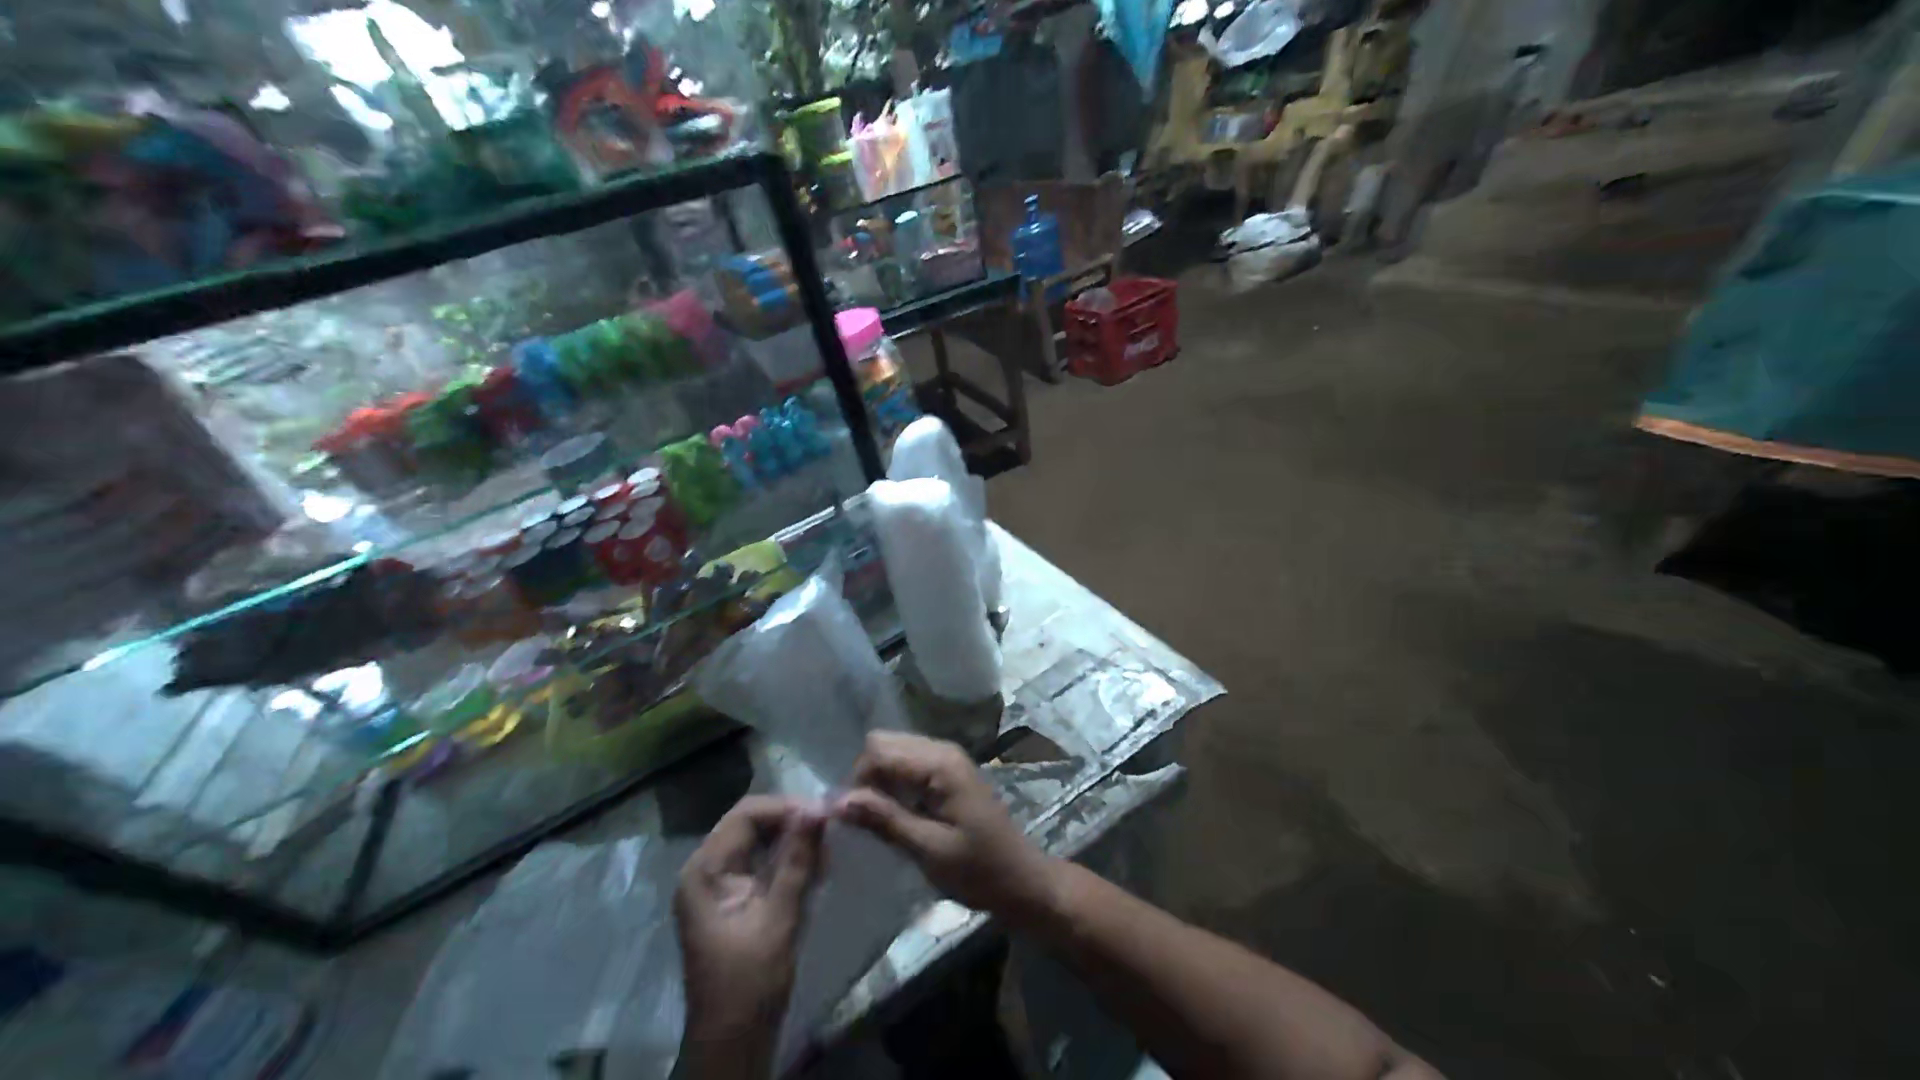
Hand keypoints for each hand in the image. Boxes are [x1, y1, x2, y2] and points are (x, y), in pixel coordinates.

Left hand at [674, 796, 823, 1078]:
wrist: (733, 1042)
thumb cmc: (750, 982)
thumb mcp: (778, 918)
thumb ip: (796, 860)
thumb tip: (818, 808)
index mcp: (704, 870)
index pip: (745, 815)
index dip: (785, 808)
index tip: (825, 816)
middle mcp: (706, 869)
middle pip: (751, 823)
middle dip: (791, 823)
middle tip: (830, 833)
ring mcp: (718, 884)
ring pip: (759, 841)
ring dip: (793, 842)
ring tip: (826, 854)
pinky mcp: (733, 898)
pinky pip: (761, 862)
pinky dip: (788, 861)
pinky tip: (814, 869)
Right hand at [833, 732, 1059, 923]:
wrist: (1021, 881)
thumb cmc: (978, 870)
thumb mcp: (929, 850)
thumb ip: (885, 820)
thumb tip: (837, 801)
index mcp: (941, 764)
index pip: (879, 750)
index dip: (858, 780)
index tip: (854, 819)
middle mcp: (943, 749)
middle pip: (884, 743)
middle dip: (867, 776)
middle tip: (867, 819)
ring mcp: (946, 758)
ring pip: (894, 751)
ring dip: (879, 780)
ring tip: (880, 819)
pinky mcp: (947, 771)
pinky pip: (908, 763)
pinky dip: (894, 783)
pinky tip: (898, 814)